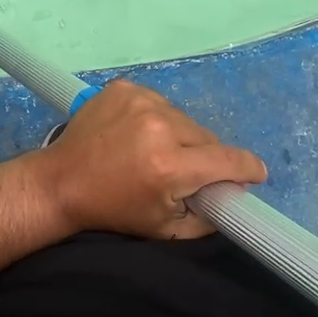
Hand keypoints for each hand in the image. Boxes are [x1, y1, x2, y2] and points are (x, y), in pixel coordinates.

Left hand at [28, 80, 266, 239]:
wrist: (62, 180)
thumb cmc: (114, 210)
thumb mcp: (165, 228)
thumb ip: (208, 217)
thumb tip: (234, 195)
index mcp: (170, 165)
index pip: (228, 160)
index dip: (247, 169)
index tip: (255, 174)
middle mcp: (159, 125)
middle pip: (206, 138)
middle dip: (204, 156)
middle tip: (185, 172)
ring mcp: (140, 100)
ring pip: (183, 118)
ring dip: (180, 135)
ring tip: (154, 152)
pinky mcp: (124, 87)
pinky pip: (159, 103)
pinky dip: (157, 118)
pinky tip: (137, 134)